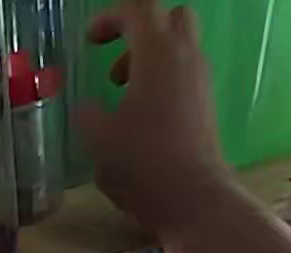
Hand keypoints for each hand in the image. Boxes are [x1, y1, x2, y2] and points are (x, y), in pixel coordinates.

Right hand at [78, 0, 232, 232]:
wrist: (190, 196)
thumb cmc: (141, 163)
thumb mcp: (100, 141)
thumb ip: (88, 116)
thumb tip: (84, 108)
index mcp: (157, 53)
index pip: (138, 8)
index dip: (110, 17)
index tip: (90, 41)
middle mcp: (185, 56)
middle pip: (168, 18)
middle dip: (138, 34)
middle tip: (114, 69)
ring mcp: (200, 80)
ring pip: (178, 48)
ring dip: (149, 62)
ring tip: (123, 101)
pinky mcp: (205, 106)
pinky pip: (184, 77)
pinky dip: (161, 85)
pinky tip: (141, 122)